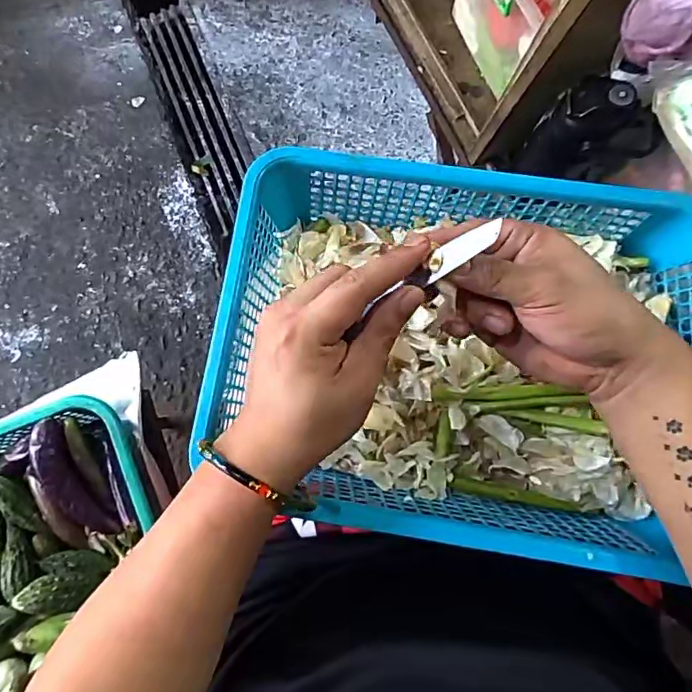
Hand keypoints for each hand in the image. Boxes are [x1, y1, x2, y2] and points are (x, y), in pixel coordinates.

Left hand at [215, 237, 433, 489]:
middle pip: (340, 276)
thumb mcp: (360, 381)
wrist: (267, 446)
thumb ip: (383, 330)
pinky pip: (311, 296)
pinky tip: (343, 333)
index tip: (424, 246)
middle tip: (405, 298)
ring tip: (367, 330)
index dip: (394, 263)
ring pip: (325, 282)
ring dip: (353, 293)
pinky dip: (334, 304)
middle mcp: (284, 309)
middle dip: (373, 282)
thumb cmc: (317, 424)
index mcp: (306, 327)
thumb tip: (410, 293)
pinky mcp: (272, 320)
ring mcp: (274, 312)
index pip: (357, 282)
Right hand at [434, 219, 686, 400]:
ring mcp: (497, 295)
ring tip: (497, 324)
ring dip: (469, 309)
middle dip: (450, 279)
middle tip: (433, 291)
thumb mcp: (540, 287)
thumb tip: (445, 259)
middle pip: (457, 263)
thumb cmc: (587, 312)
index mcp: (521, 241)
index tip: (414, 252)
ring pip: (458, 294)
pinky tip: (462, 331)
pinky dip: (459, 324)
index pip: (473, 233)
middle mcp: (505, 264)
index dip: (444, 241)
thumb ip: (490, 273)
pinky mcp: (492, 324)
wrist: (613, 366)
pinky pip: (463, 318)